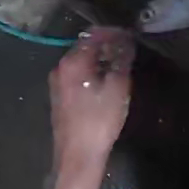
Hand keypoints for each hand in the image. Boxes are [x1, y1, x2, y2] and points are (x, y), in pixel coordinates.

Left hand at [48, 27, 134, 177]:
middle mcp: (60, 68)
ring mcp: (57, 82)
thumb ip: (121, 60)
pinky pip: (76, 74)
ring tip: (120, 61)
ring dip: (99, 58)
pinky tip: (105, 78)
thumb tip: (126, 43)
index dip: (113, 32)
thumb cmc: (99, 121)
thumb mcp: (117, 88)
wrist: (77, 156)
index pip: (93, 35)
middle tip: (127, 46)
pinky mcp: (59, 96)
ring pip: (80, 61)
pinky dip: (91, 70)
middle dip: (106, 44)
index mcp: (72, 62)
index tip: (130, 33)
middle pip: (84, 46)